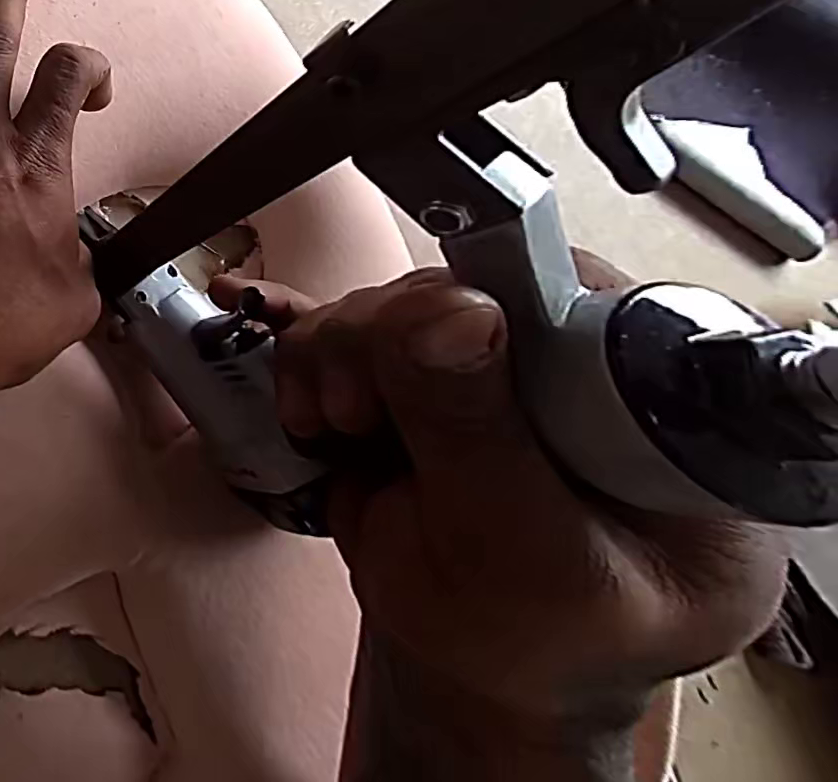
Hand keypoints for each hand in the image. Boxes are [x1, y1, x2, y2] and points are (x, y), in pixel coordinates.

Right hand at [215, 268, 787, 746]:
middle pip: (446, 291)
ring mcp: (470, 369)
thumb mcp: (519, 551)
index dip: (476, 309)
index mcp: (647, 411)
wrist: (464, 652)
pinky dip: (296, 351)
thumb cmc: (524, 632)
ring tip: (328, 426)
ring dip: (324, 355)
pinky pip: (330, 328)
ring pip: (374, 305)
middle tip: (354, 417)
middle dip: (373, 342)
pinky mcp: (398, 378)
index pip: (565, 299)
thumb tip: (451, 311)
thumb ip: (479, 436)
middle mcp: (558, 371)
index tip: (408, 362)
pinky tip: (301, 404)